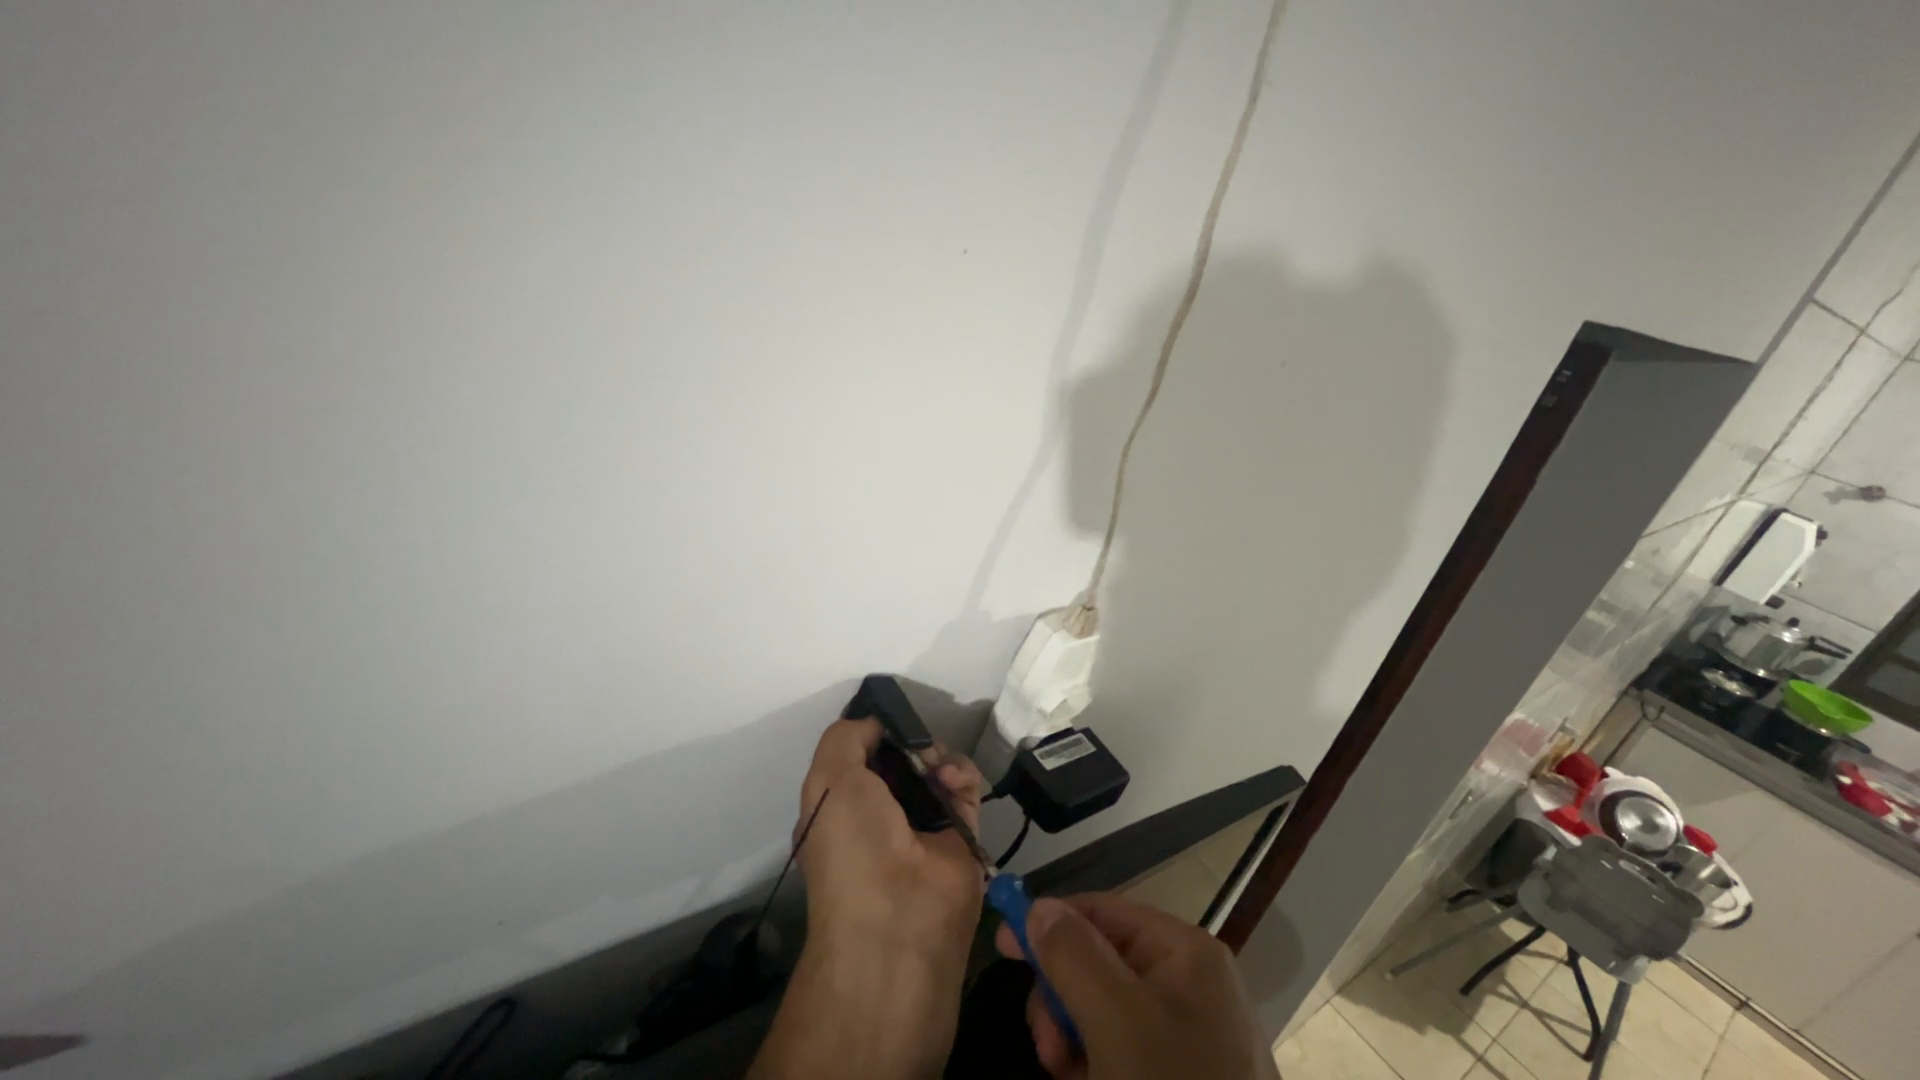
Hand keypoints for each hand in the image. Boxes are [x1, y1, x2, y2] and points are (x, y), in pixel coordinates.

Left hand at [796, 717, 986, 952]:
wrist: (899, 917)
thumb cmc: (851, 845)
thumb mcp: (828, 780)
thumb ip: (846, 738)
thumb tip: (876, 724)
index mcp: (839, 810)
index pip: (856, 760)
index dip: (871, 737)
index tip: (886, 723)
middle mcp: (879, 818)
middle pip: (899, 762)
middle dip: (907, 744)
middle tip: (915, 743)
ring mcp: (922, 827)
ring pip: (934, 771)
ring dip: (936, 756)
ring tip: (935, 764)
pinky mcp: (961, 834)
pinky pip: (964, 789)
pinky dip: (961, 774)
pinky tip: (952, 779)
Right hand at [996, 892, 1277, 1079]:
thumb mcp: (1115, 1019)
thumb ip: (1073, 956)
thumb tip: (1038, 906)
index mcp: (1183, 950)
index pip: (1100, 910)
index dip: (1048, 923)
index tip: (1002, 947)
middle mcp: (1188, 979)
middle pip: (1096, 961)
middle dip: (1061, 1000)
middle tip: (1049, 1048)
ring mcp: (1185, 1028)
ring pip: (1101, 1009)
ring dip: (1072, 1039)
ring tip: (1071, 1076)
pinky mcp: (1178, 1067)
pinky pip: (1119, 1045)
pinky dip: (1095, 1064)